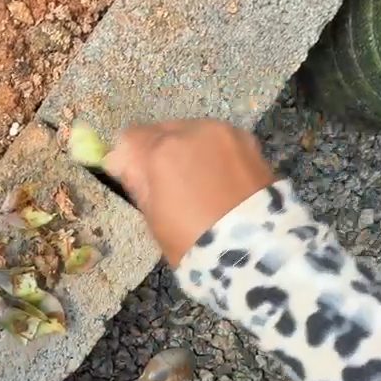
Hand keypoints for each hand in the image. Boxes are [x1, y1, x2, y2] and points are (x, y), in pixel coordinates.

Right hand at [103, 120, 277, 265]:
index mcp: (160, 151)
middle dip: (158, 151)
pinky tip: (218, 180)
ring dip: (186, 150)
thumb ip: (139, 183)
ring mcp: (222, 132)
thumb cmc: (194, 241)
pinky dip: (211, 154)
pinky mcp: (246, 140)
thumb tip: (127, 164)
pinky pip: (216, 140)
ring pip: (190, 132)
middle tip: (166, 184)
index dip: (128, 158)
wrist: (254, 249)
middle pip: (161, 131)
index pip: (129, 138)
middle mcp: (190, 131)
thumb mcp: (153, 218)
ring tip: (197, 183)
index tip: (133, 178)